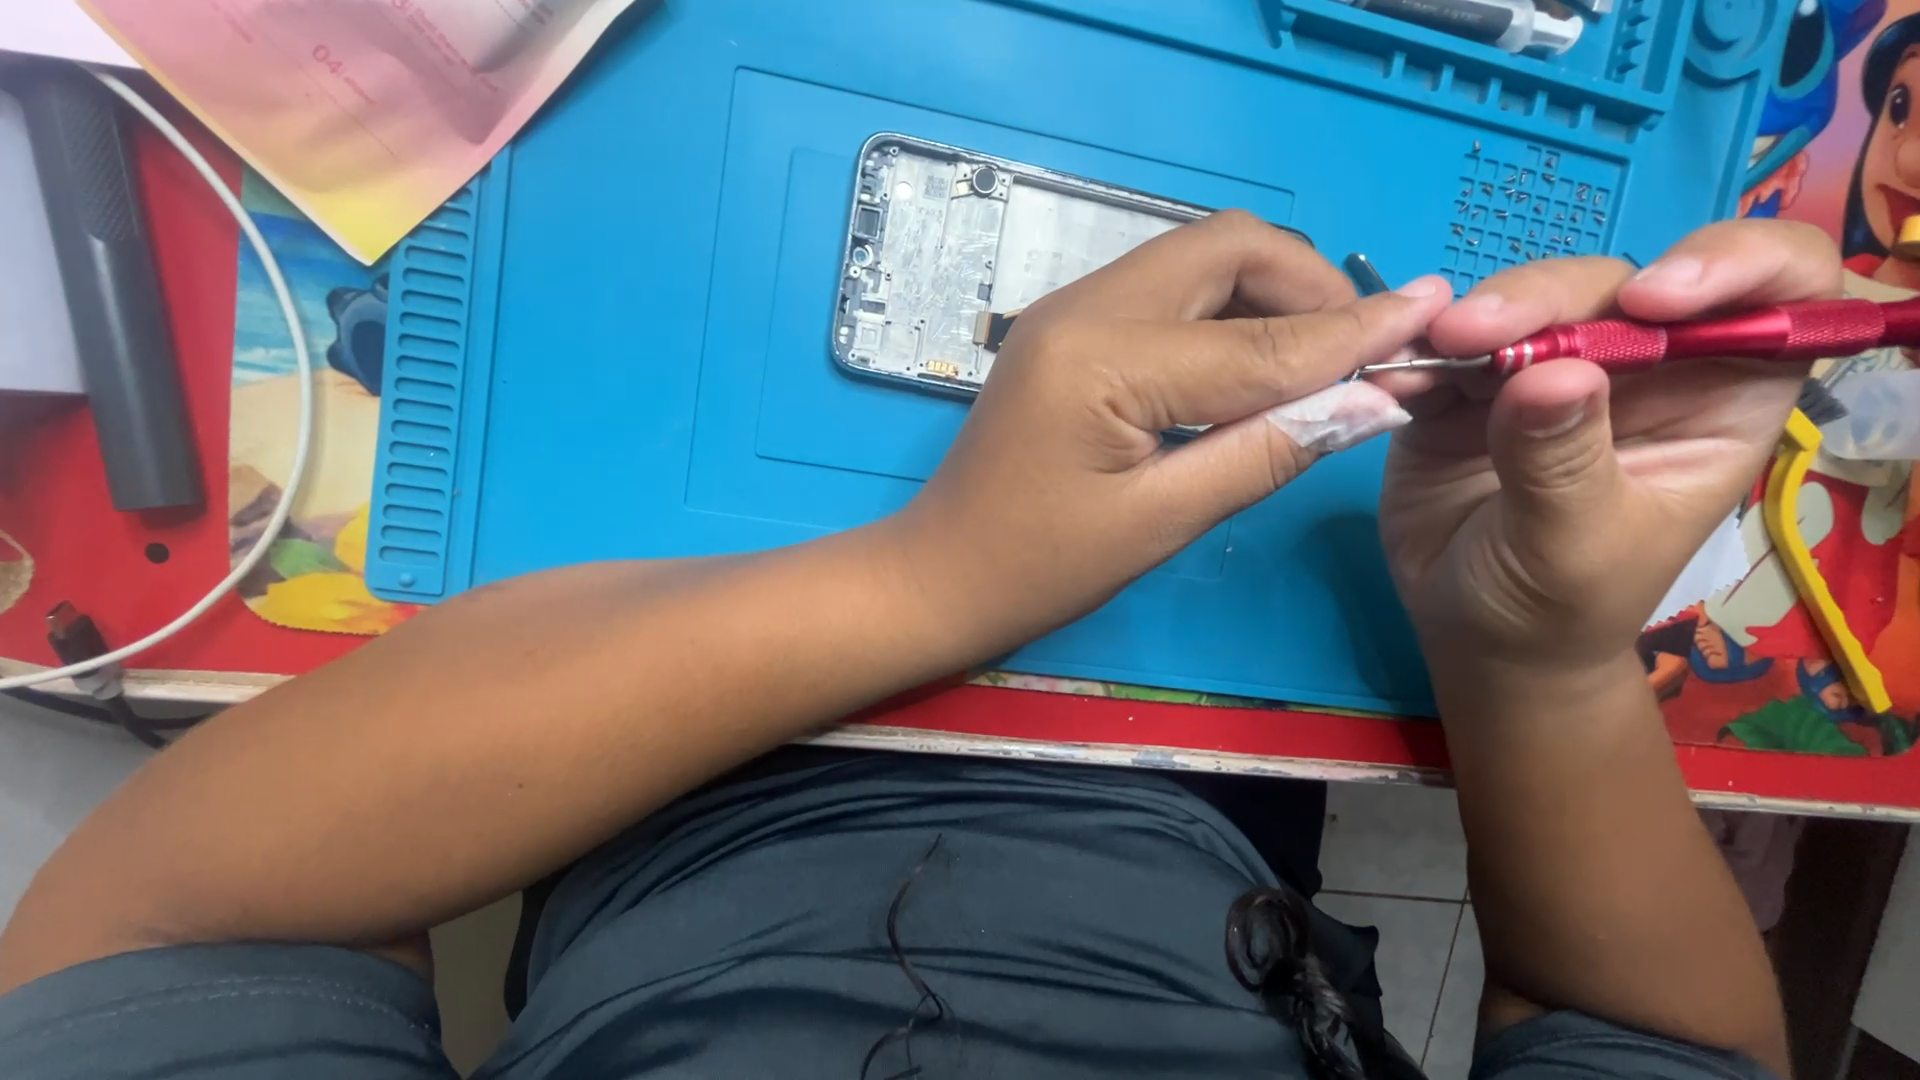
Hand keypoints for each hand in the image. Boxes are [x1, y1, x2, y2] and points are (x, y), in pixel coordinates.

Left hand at [892, 210, 1452, 646]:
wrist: (941, 573)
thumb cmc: (1040, 567)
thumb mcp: (1162, 519)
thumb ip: (1268, 450)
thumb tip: (1374, 399)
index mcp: (1103, 357)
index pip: (1258, 338)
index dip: (1351, 334)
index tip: (1435, 319)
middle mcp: (1083, 306)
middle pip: (1226, 248)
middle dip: (1306, 287)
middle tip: (1356, 351)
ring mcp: (1066, 310)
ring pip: (1195, 260)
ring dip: (1266, 294)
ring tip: (1314, 360)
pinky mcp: (1064, 329)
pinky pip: (1163, 292)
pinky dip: (1220, 314)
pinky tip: (1248, 365)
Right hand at [1375, 219, 1840, 673]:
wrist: (1471, 634)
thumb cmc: (1558, 604)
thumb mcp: (1574, 546)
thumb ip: (1564, 462)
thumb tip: (1550, 373)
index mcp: (1710, 399)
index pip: (1771, 300)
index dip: (1734, 267)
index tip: (1653, 299)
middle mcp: (1633, 372)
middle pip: (1611, 291)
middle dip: (1547, 298)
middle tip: (1472, 333)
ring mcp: (1538, 377)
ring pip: (1521, 307)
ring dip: (1472, 318)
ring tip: (1427, 351)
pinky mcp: (1461, 394)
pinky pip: (1441, 351)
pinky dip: (1415, 353)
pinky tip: (1393, 375)